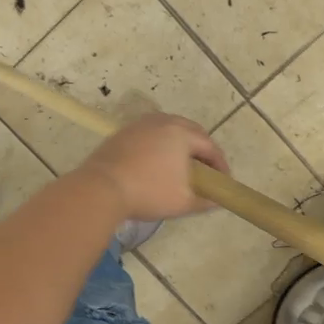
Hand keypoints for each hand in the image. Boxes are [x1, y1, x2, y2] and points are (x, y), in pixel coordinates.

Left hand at [76, 114, 228, 220]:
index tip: (222, 181)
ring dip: (178, 146)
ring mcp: (139, 125)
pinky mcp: (121, 133)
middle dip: (200, 151)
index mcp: (181, 132)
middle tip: (204, 171)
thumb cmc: (148, 193)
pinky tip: (155, 164)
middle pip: (190, 132)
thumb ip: (205, 200)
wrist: (101, 188)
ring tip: (181, 167)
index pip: (209, 146)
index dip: (220, 165)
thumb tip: (216, 200)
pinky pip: (148, 136)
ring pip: (167, 131)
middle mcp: (162, 121)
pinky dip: (157, 147)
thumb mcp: (183, 202)